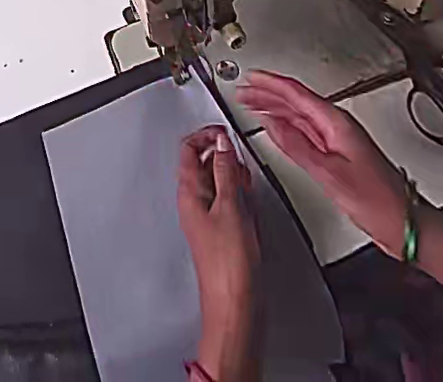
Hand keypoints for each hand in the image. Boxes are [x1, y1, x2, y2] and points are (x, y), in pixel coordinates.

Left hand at [177, 126, 259, 380]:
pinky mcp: (225, 231)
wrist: (238, 308)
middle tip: (240, 168)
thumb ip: (226, 170)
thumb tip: (222, 142)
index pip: (189, 149)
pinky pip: (233, 203)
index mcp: (189, 192)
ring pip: (221, 182)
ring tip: (247, 197)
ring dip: (237, 182)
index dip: (207, 135)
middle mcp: (196, 203)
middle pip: (205, 163)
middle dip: (226, 160)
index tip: (225, 133)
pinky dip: (244, 201)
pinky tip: (253, 214)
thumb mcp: (230, 206)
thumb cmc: (228, 266)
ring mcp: (210, 217)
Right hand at [236, 71, 407, 253]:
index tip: (252, 77)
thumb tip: (271, 125)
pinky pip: (304, 130)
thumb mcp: (330, 173)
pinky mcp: (336, 153)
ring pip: (298, 114)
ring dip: (274, 107)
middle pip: (296, 100)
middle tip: (245, 89)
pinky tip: (276, 127)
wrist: (404, 223)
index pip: (296, 93)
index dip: (271, 83)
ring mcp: (336, 138)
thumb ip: (297, 147)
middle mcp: (336, 125)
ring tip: (252, 103)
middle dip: (268, 93)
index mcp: (336, 122)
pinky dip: (285, 125)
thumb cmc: (378, 200)